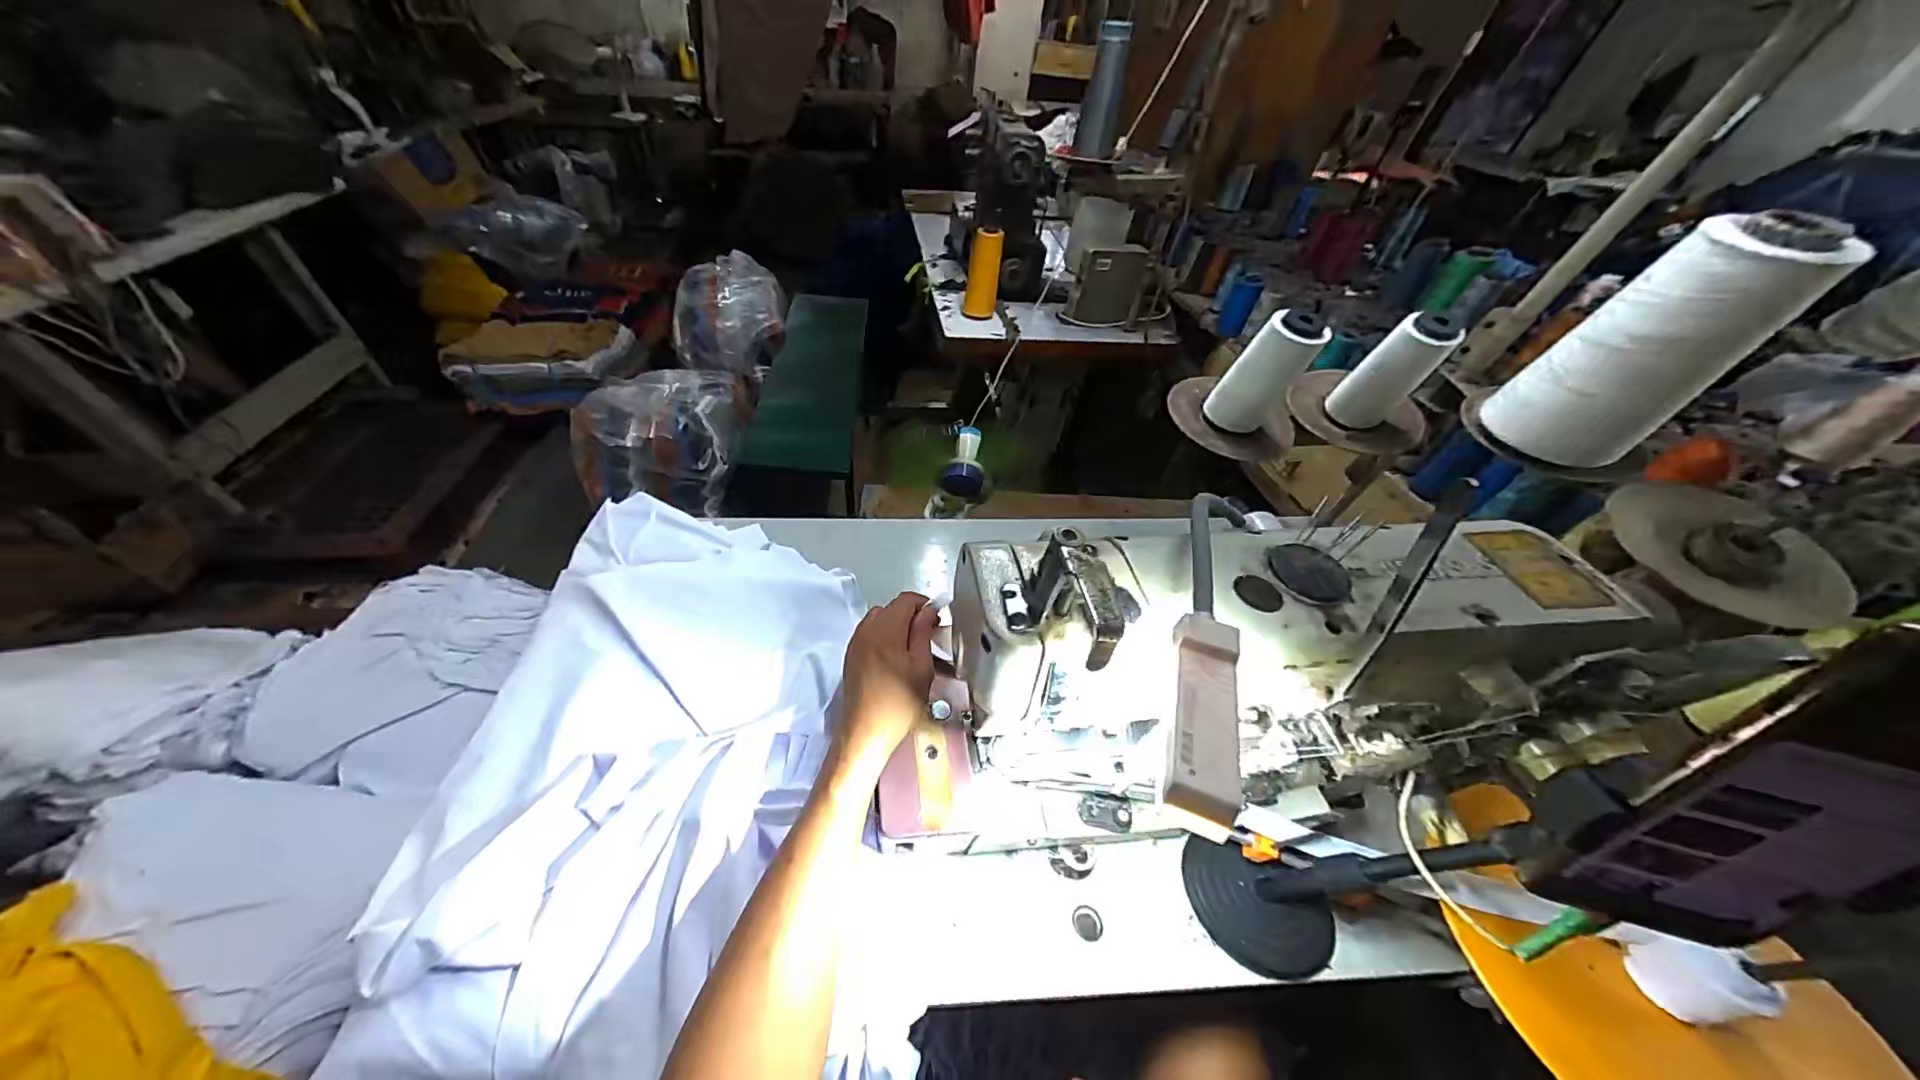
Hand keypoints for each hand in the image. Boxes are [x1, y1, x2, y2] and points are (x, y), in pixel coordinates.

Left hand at [832, 591, 936, 782]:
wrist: (867, 732)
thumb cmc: (897, 705)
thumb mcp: (922, 666)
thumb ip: (923, 632)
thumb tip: (928, 611)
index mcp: (884, 630)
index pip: (906, 600)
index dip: (925, 605)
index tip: (936, 620)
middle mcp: (866, 632)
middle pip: (892, 608)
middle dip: (912, 617)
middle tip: (930, 634)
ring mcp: (856, 644)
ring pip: (880, 621)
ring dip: (898, 627)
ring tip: (915, 649)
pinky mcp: (852, 657)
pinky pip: (870, 636)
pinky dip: (885, 639)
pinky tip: (899, 660)